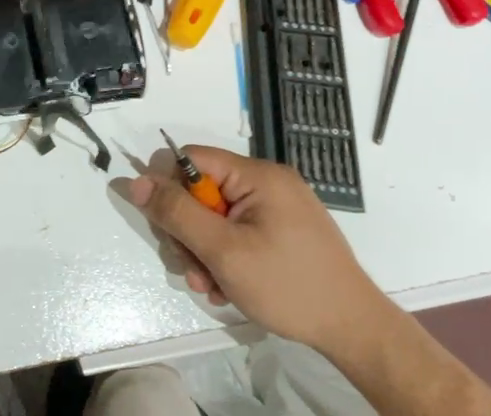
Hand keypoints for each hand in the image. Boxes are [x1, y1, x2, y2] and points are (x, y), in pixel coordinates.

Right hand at [126, 145, 389, 352]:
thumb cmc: (288, 285)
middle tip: (191, 268)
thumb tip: (135, 181)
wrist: (355, 330)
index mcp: (257, 175)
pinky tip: (228, 287)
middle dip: (188, 231)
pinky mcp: (283, 232)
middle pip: (201, 191)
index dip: (167, 187)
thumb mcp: (224, 251)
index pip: (191, 159)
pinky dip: (226, 257)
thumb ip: (177, 213)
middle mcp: (267, 183)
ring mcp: (277, 208)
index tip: (164, 226)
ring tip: (211, 286)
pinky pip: (238, 232)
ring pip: (216, 217)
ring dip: (203, 251)